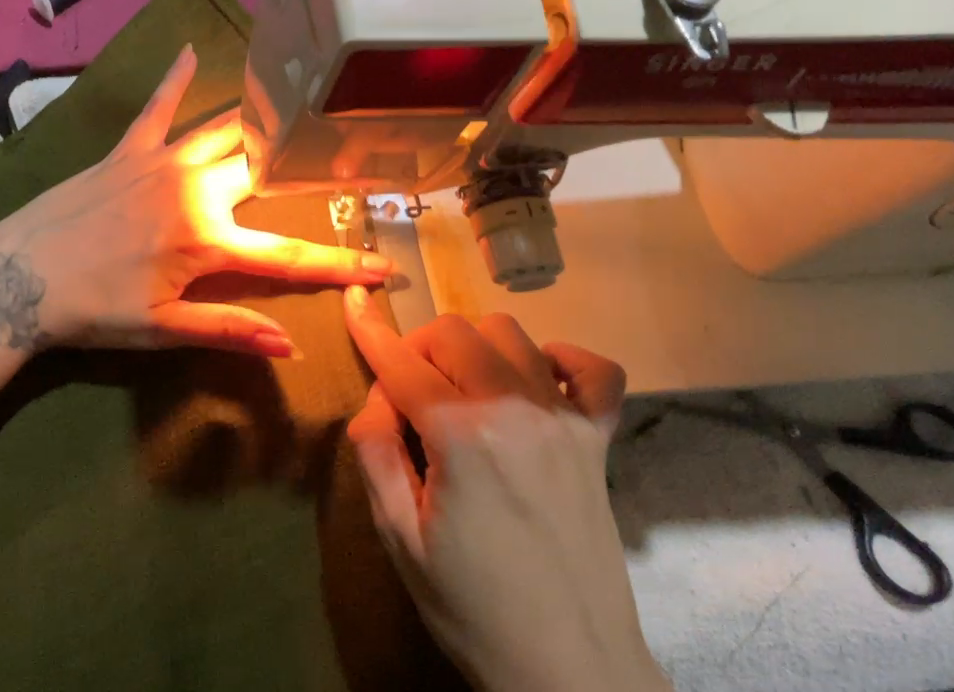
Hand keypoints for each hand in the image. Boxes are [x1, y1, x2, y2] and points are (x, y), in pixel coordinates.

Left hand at [0, 46, 393, 357]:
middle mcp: (193, 191)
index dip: (341, 266)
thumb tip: (294, 345)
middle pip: (266, 175)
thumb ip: (229, 330)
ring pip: (224, 133)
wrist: (14, 279)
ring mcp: (159, 163)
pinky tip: (189, 48)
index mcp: (206, 241)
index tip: (386, 270)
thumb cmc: (89, 312)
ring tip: (299, 106)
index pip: (289, 257)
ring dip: (262, 124)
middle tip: (350, 159)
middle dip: (311, 171)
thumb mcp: (160, 331)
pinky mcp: (125, 151)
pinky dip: (175, 80)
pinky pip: (156, 108)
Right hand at [342, 288, 665, 691]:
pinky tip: (535, 380)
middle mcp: (516, 410)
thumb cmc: (471, 607)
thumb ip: (376, 452)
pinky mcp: (599, 440)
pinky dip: (559, 358)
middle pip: (454, 333)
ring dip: (472, 346)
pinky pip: (593, 369)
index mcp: (461, 436)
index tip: (354, 300)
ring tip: (459, 388)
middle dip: (418, 346)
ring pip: (510, 335)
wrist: (570, 668)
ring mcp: (565, 421)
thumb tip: (379, 398)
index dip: (370, 330)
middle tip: (405, 390)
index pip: (402, 363)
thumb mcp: (398, 535)